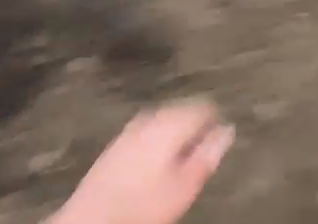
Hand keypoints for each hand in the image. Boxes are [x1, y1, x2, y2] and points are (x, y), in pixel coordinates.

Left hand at [49, 100, 234, 223]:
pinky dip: (154, 140)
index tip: (219, 136)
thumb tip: (228, 130)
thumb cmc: (143, 205)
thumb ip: (208, 154)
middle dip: (193, 124)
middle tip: (200, 150)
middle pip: (182, 110)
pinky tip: (153, 162)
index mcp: (172, 121)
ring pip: (162, 120)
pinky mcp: (115, 144)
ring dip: (173, 133)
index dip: (216, 119)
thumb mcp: (185, 185)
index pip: (204, 105)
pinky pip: (144, 132)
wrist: (89, 221)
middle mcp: (151, 116)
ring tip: (179, 158)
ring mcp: (130, 129)